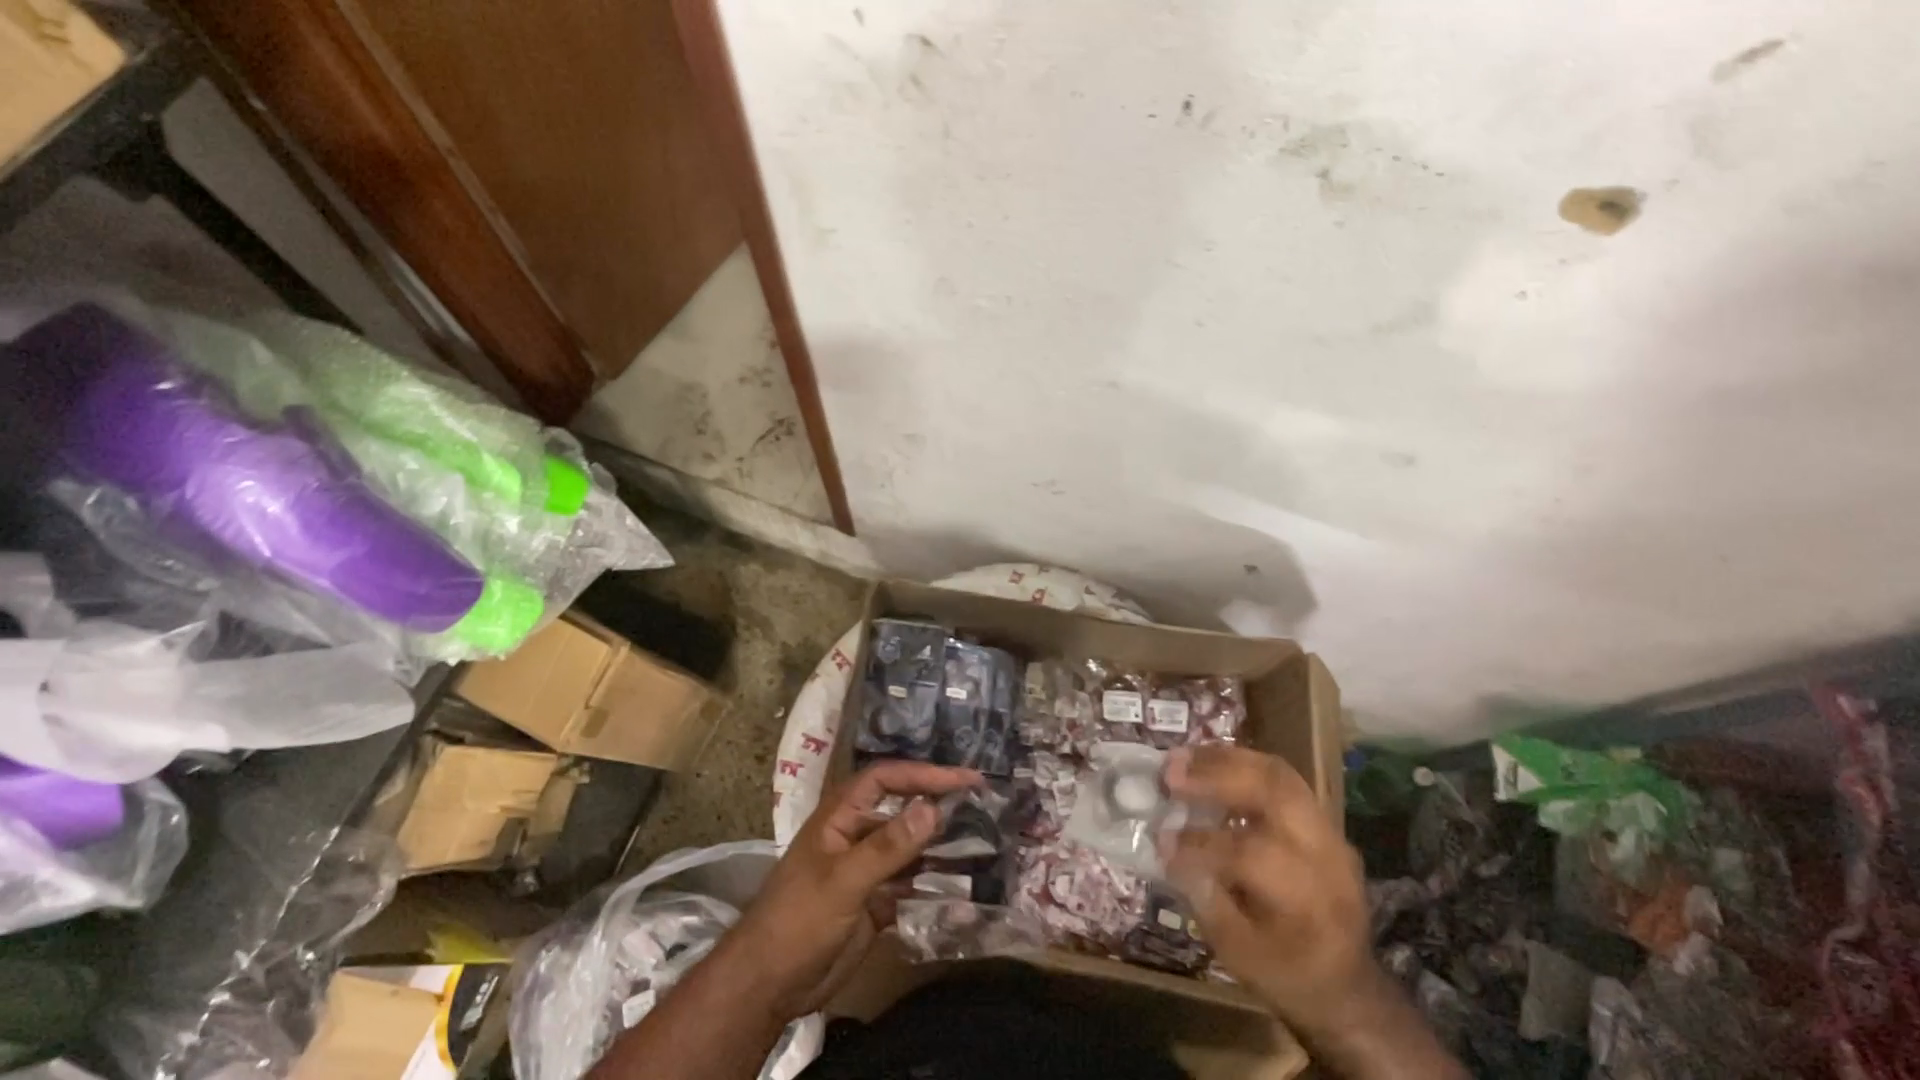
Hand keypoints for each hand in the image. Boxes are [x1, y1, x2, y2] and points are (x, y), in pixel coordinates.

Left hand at [728, 761, 981, 1019]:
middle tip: (984, 808)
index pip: (885, 779)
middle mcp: (854, 837)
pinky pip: (910, 886)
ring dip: (940, 847)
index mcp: (839, 818)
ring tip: (983, 845)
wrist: (769, 985)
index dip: (923, 774)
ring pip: (909, 850)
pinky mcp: (873, 904)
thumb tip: (932, 808)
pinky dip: (933, 886)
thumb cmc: (798, 921)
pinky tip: (962, 889)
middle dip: (938, 807)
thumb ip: (887, 846)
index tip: (965, 780)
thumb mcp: (843, 880)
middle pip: (901, 811)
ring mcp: (864, 872)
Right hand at [1162, 745, 1377, 1033]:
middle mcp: (1324, 854)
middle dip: (1217, 775)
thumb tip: (1168, 849)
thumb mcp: (1237, 954)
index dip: (1199, 844)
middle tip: (1170, 772)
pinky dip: (1244, 768)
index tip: (1160, 839)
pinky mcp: (1324, 822)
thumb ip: (1205, 898)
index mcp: (1305, 898)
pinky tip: (1211, 768)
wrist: (1348, 986)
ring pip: (1281, 774)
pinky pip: (1284, 781)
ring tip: (1184, 758)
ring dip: (1228, 760)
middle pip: (1275, 792)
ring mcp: (1330, 832)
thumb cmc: (1286, 975)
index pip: (1249, 853)